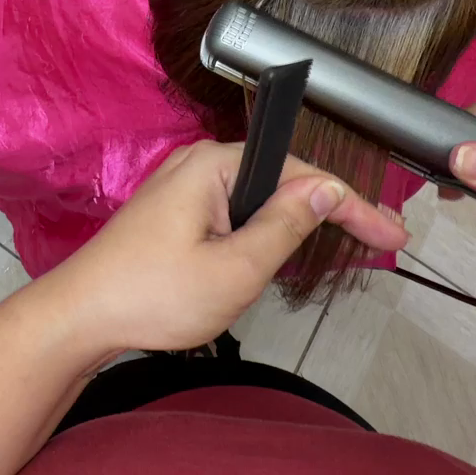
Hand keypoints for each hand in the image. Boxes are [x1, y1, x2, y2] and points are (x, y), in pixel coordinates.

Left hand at [32, 140, 409, 356]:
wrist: (83, 313)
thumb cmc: (156, 293)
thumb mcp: (234, 268)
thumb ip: (284, 225)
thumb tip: (325, 188)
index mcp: (213, 164)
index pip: (298, 171)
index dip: (351, 202)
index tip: (393, 233)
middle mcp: (198, 162)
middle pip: (279, 178)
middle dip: (329, 208)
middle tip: (379, 242)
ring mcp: (183, 185)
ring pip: (256, 196)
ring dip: (297, 220)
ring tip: (345, 244)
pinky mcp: (174, 209)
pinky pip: (232, 209)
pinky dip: (264, 229)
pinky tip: (283, 249)